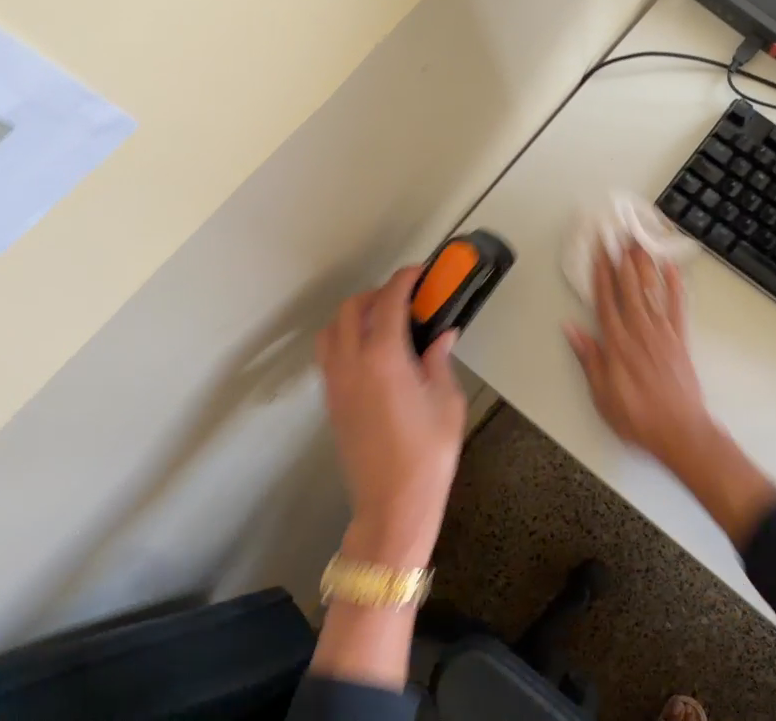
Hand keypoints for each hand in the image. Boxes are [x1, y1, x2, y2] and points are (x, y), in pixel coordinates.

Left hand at [317, 266, 468, 566]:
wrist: (393, 503)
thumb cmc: (428, 453)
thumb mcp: (447, 400)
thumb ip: (439, 360)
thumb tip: (441, 335)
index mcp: (384, 358)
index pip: (389, 301)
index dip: (405, 280)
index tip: (420, 272)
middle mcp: (352, 363)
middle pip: (352, 308)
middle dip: (378, 293)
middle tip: (407, 298)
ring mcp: (336, 383)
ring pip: (333, 329)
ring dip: (355, 314)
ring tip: (385, 321)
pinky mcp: (331, 402)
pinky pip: (329, 354)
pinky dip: (345, 338)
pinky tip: (372, 352)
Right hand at [564, 243, 715, 471]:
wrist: (680, 431)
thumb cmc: (637, 418)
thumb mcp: (602, 395)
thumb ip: (589, 358)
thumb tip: (572, 329)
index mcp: (617, 344)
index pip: (605, 300)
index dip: (601, 273)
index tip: (598, 250)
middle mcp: (639, 332)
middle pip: (629, 288)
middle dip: (622, 259)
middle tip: (618, 234)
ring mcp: (662, 334)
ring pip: (651, 291)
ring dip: (644, 265)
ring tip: (639, 242)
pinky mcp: (680, 340)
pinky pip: (677, 307)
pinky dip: (675, 287)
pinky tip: (672, 269)